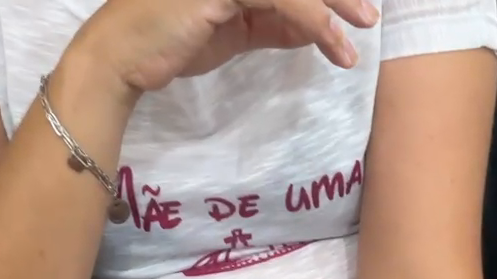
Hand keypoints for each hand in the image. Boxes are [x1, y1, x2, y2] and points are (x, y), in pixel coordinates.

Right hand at [72, 0, 379, 93]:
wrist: (126, 55)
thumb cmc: (174, 39)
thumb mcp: (234, 29)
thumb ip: (272, 23)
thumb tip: (314, 29)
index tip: (355, 7)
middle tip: (369, 12)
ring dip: (334, 4)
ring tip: (361, 30)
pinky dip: (312, 20)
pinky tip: (333, 41)